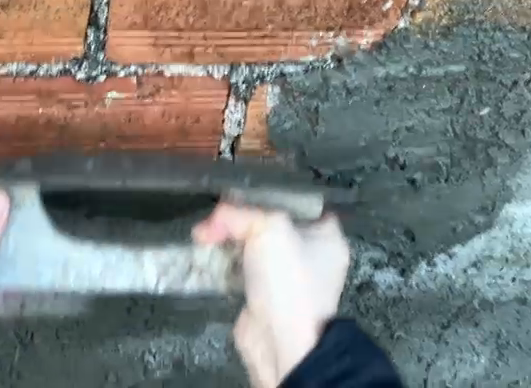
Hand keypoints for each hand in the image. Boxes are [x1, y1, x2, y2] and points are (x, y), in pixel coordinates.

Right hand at [193, 201, 348, 387]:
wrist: (282, 345)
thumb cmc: (288, 279)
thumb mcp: (267, 226)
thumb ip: (236, 213)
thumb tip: (207, 226)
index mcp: (326, 237)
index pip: (301, 202)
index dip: (274, 190)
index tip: (248, 186)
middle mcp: (308, 255)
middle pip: (270, 220)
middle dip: (242, 214)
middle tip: (221, 208)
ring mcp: (284, 276)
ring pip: (251, 243)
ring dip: (227, 236)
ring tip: (206, 230)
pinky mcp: (261, 294)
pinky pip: (239, 266)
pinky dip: (222, 259)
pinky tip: (205, 248)